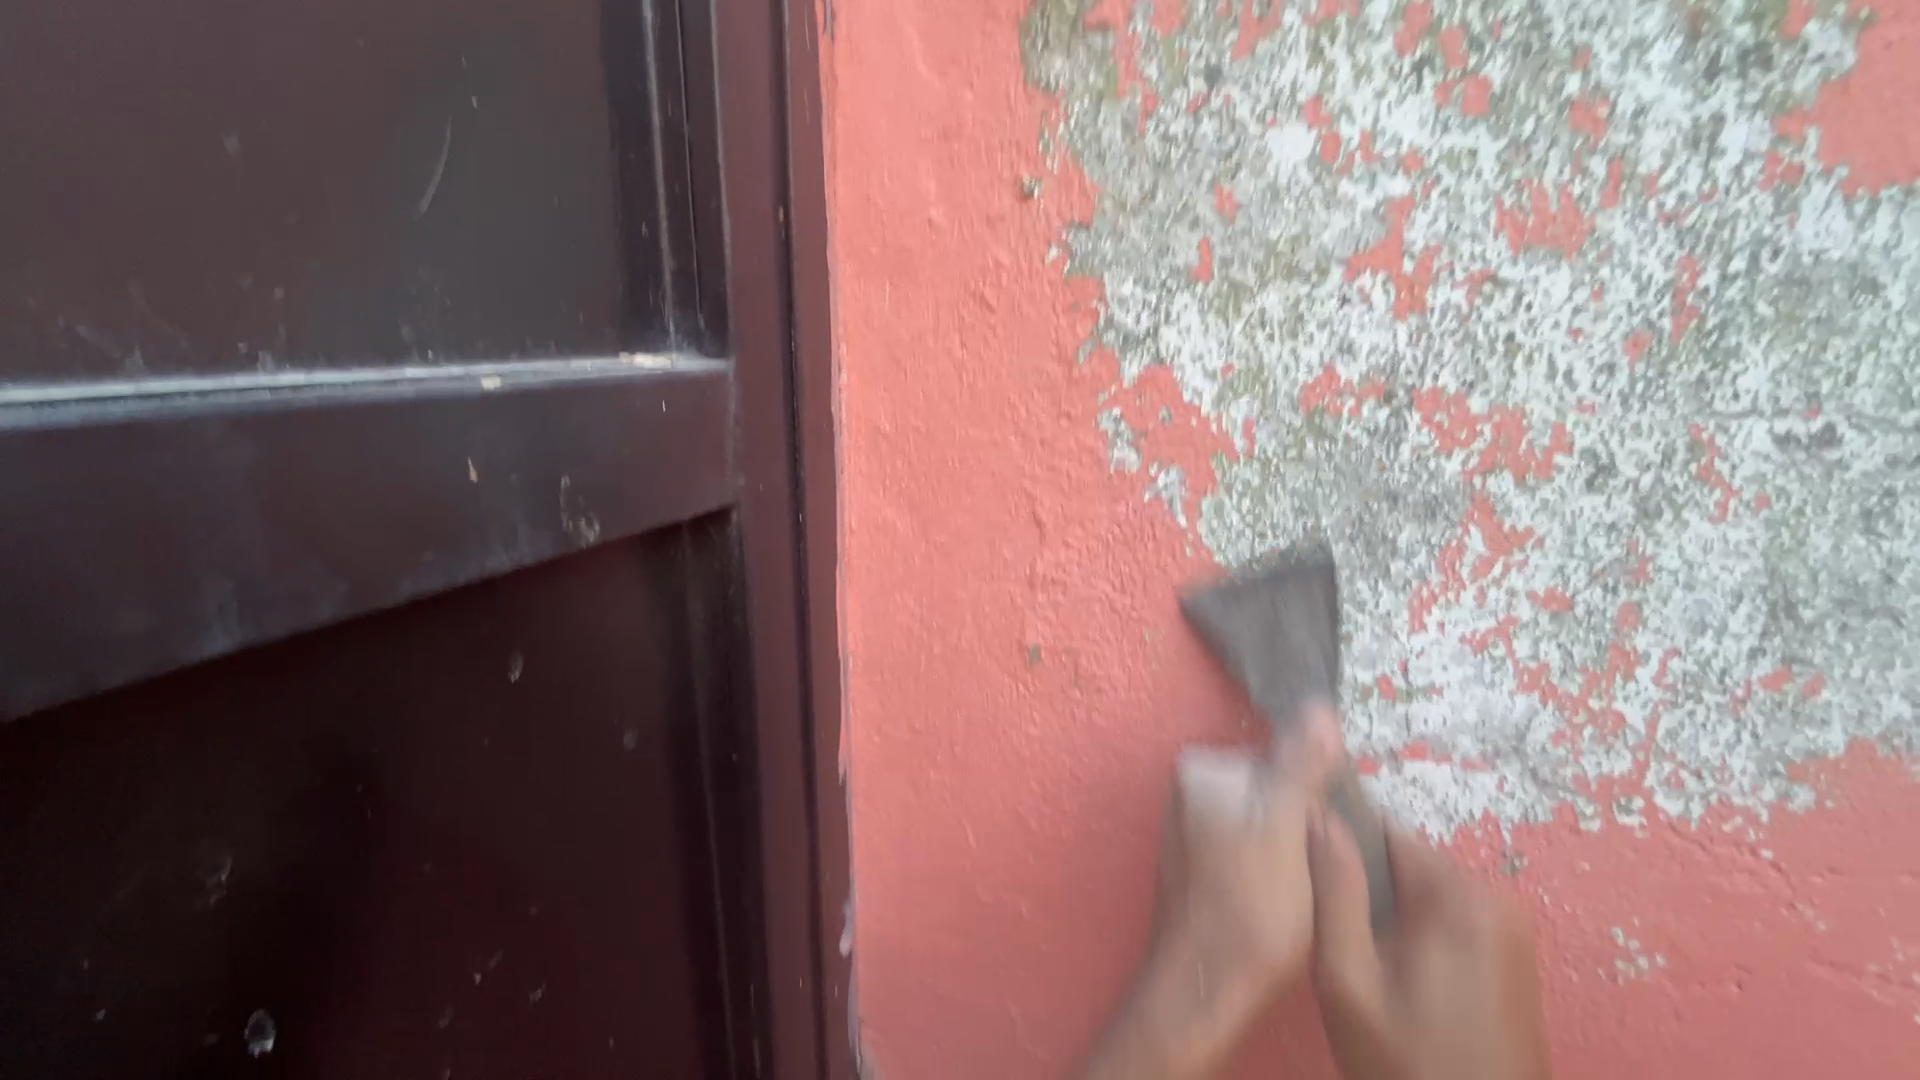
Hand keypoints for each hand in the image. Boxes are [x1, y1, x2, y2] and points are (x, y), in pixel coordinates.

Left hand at [1084, 704, 1343, 1078]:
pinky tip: (1277, 901)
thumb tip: (1317, 706)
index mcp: (1199, 768)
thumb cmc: (1249, 904)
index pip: (1280, 759)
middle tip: (1306, 868)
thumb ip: (1301, 765)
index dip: (1311, 796)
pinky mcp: (1201, 863)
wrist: (1206, 984)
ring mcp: (1192, 827)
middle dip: (1300, 822)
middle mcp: (1188, 789)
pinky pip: (1253, 850)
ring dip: (1291, 850)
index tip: (1317, 835)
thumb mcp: (1286, 825)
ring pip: (1269, 824)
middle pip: (1274, 790)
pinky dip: (1273, 869)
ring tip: (1292, 890)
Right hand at [1309, 817, 1551, 1079]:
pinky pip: (1446, 915)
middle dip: (1363, 885)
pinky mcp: (1512, 956)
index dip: (1339, 848)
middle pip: (1401, 859)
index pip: (1382, 829)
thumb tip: (1318, 815)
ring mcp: (1511, 929)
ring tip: (1360, 958)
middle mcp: (1495, 899)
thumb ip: (1335, 890)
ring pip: (1419, 887)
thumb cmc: (1404, 1062)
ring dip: (1385, 911)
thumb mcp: (1347, 977)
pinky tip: (1392, 974)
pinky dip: (1413, 931)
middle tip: (1336, 935)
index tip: (1309, 879)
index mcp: (1459, 894)